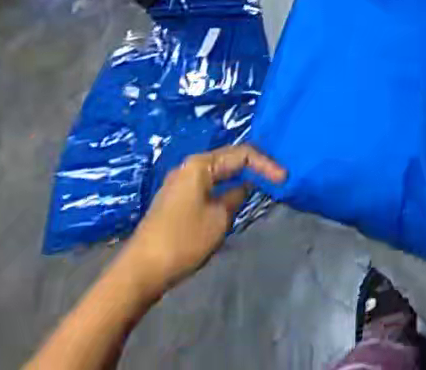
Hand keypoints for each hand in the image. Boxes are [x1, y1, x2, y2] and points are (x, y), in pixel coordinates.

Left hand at [110, 145, 285, 298]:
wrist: (140, 270)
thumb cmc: (182, 240)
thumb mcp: (218, 220)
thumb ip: (236, 197)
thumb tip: (244, 186)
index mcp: (200, 164)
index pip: (242, 154)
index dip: (266, 164)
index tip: (285, 178)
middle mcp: (189, 166)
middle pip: (228, 159)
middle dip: (253, 167)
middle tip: (276, 178)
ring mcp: (179, 183)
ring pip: (217, 173)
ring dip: (238, 178)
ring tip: (260, 187)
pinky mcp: (175, 200)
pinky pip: (207, 186)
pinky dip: (224, 189)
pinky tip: (233, 200)